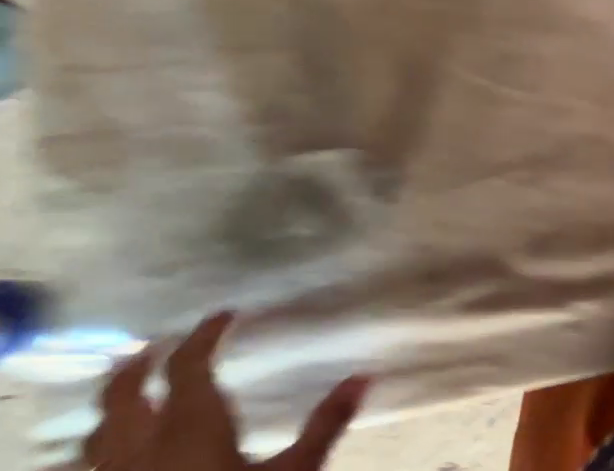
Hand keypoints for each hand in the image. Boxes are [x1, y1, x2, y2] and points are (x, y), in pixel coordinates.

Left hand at [85, 312, 369, 470]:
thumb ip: (324, 425)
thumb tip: (364, 376)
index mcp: (190, 427)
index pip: (186, 366)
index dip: (203, 335)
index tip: (225, 316)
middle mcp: (141, 447)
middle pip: (122, 396)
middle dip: (137, 366)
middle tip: (156, 346)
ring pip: (96, 434)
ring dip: (114, 407)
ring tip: (130, 395)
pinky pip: (91, 466)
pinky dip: (102, 448)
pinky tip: (117, 452)